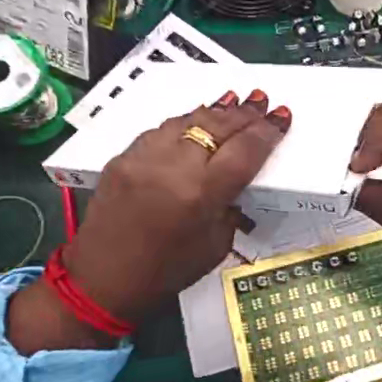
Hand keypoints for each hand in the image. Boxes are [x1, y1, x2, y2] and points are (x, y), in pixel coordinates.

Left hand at [10, 90, 289, 352]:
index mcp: (200, 196)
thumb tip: (236, 180)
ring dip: (213, 111)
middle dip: (244, 113)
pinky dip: (181, 124)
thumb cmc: (162, 273)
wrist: (101, 280)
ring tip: (233, 103)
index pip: (244, 151)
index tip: (280, 118)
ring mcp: (143, 158)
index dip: (267, 131)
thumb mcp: (213, 246)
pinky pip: (159, 131)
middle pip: (217, 126)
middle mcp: (172, 168)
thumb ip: (229, 207)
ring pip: (186, 120)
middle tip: (261, 101)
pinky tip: (193, 122)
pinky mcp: (122, 157)